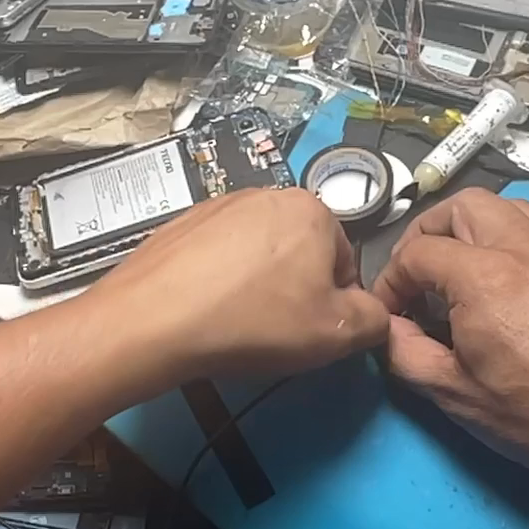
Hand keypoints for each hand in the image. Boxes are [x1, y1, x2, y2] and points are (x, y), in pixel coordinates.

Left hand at [88, 188, 388, 381]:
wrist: (153, 321)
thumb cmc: (254, 321)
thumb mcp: (336, 333)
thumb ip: (374, 320)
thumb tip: (373, 315)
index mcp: (312, 210)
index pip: (344, 264)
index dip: (334, 306)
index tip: (311, 332)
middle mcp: (265, 195)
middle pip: (299, 254)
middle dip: (294, 292)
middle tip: (274, 331)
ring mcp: (217, 206)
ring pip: (256, 256)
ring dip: (256, 287)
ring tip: (236, 323)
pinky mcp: (179, 225)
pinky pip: (216, 258)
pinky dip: (218, 283)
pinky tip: (205, 312)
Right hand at [371, 189, 528, 514]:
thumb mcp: (455, 394)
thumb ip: (404, 353)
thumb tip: (389, 329)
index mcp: (486, 278)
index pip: (416, 253)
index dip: (390, 282)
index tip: (390, 311)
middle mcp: (527, 247)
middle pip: (460, 206)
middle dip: (426, 235)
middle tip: (418, 278)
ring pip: (505, 207)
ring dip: (470, 228)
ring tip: (460, 272)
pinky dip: (509, 236)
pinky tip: (507, 280)